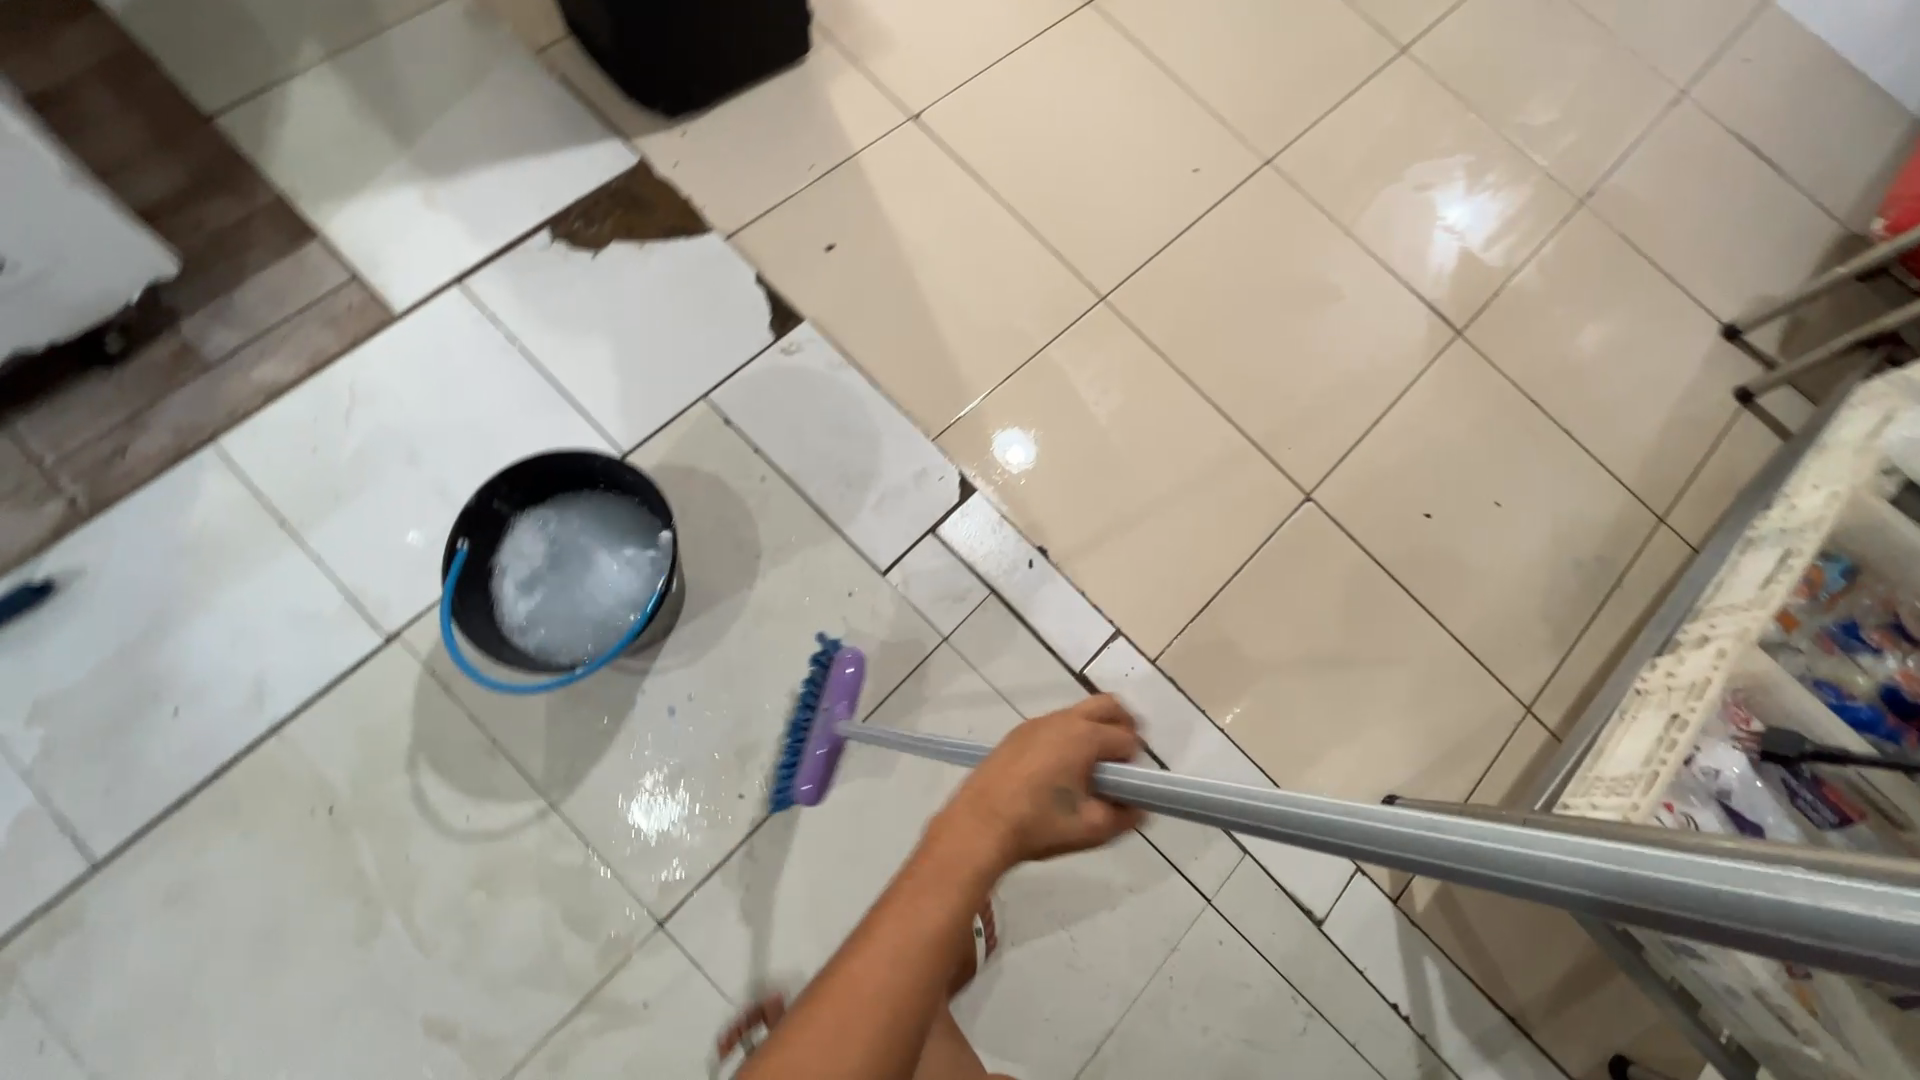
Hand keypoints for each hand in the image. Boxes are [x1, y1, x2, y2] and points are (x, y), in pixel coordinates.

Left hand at [933, 694, 1145, 872]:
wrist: (979, 824)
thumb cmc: (1039, 824)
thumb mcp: (1092, 829)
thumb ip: (1126, 815)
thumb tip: (1137, 806)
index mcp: (1084, 736)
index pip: (1128, 738)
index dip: (1135, 762)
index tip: (1128, 787)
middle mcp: (1062, 720)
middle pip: (1107, 706)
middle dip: (1124, 727)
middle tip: (1123, 762)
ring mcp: (1035, 723)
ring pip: (1078, 714)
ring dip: (1093, 733)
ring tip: (1088, 772)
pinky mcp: (1016, 735)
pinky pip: (1054, 726)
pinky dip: (1068, 738)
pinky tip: (1057, 773)